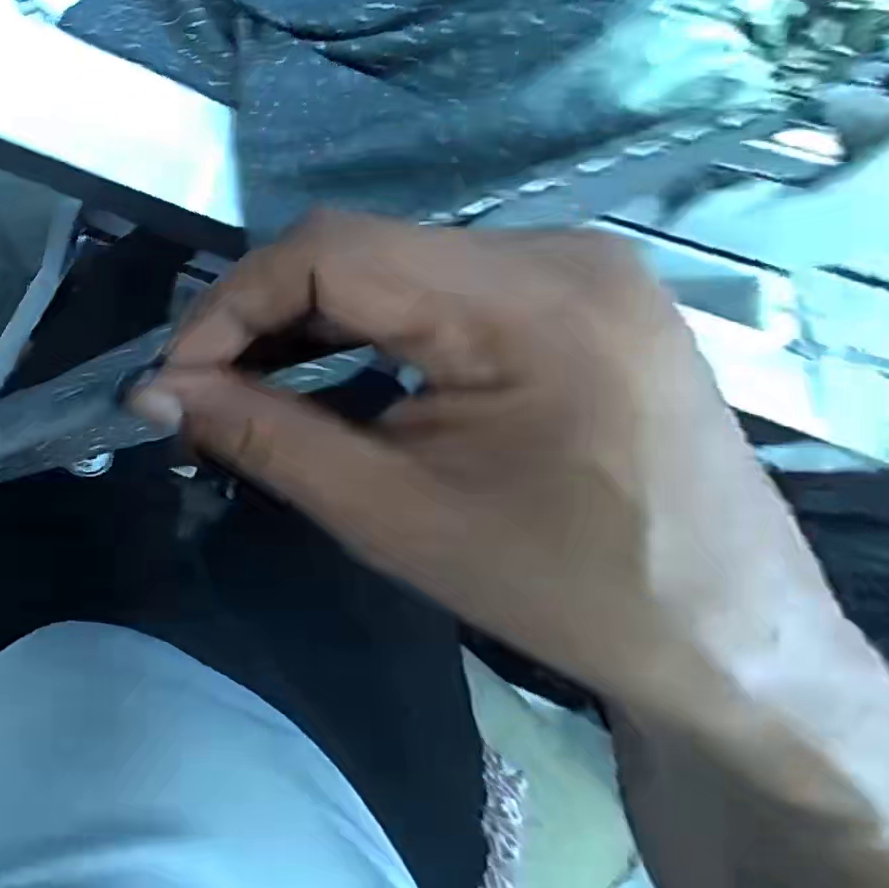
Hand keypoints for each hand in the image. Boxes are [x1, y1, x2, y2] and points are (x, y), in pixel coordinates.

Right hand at [133, 213, 847, 718]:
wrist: (732, 640)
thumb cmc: (562, 589)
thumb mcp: (389, 515)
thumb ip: (261, 436)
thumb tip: (156, 393)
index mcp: (528, 302)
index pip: (330, 252)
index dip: (231, 303)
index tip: (176, 375)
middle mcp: (553, 251)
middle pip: (354, 247)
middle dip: (258, 313)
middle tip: (203, 387)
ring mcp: (567, 263)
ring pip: (385, 261)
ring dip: (302, 318)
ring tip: (249, 383)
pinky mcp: (565, 290)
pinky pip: (427, 282)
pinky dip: (357, 323)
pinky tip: (324, 370)